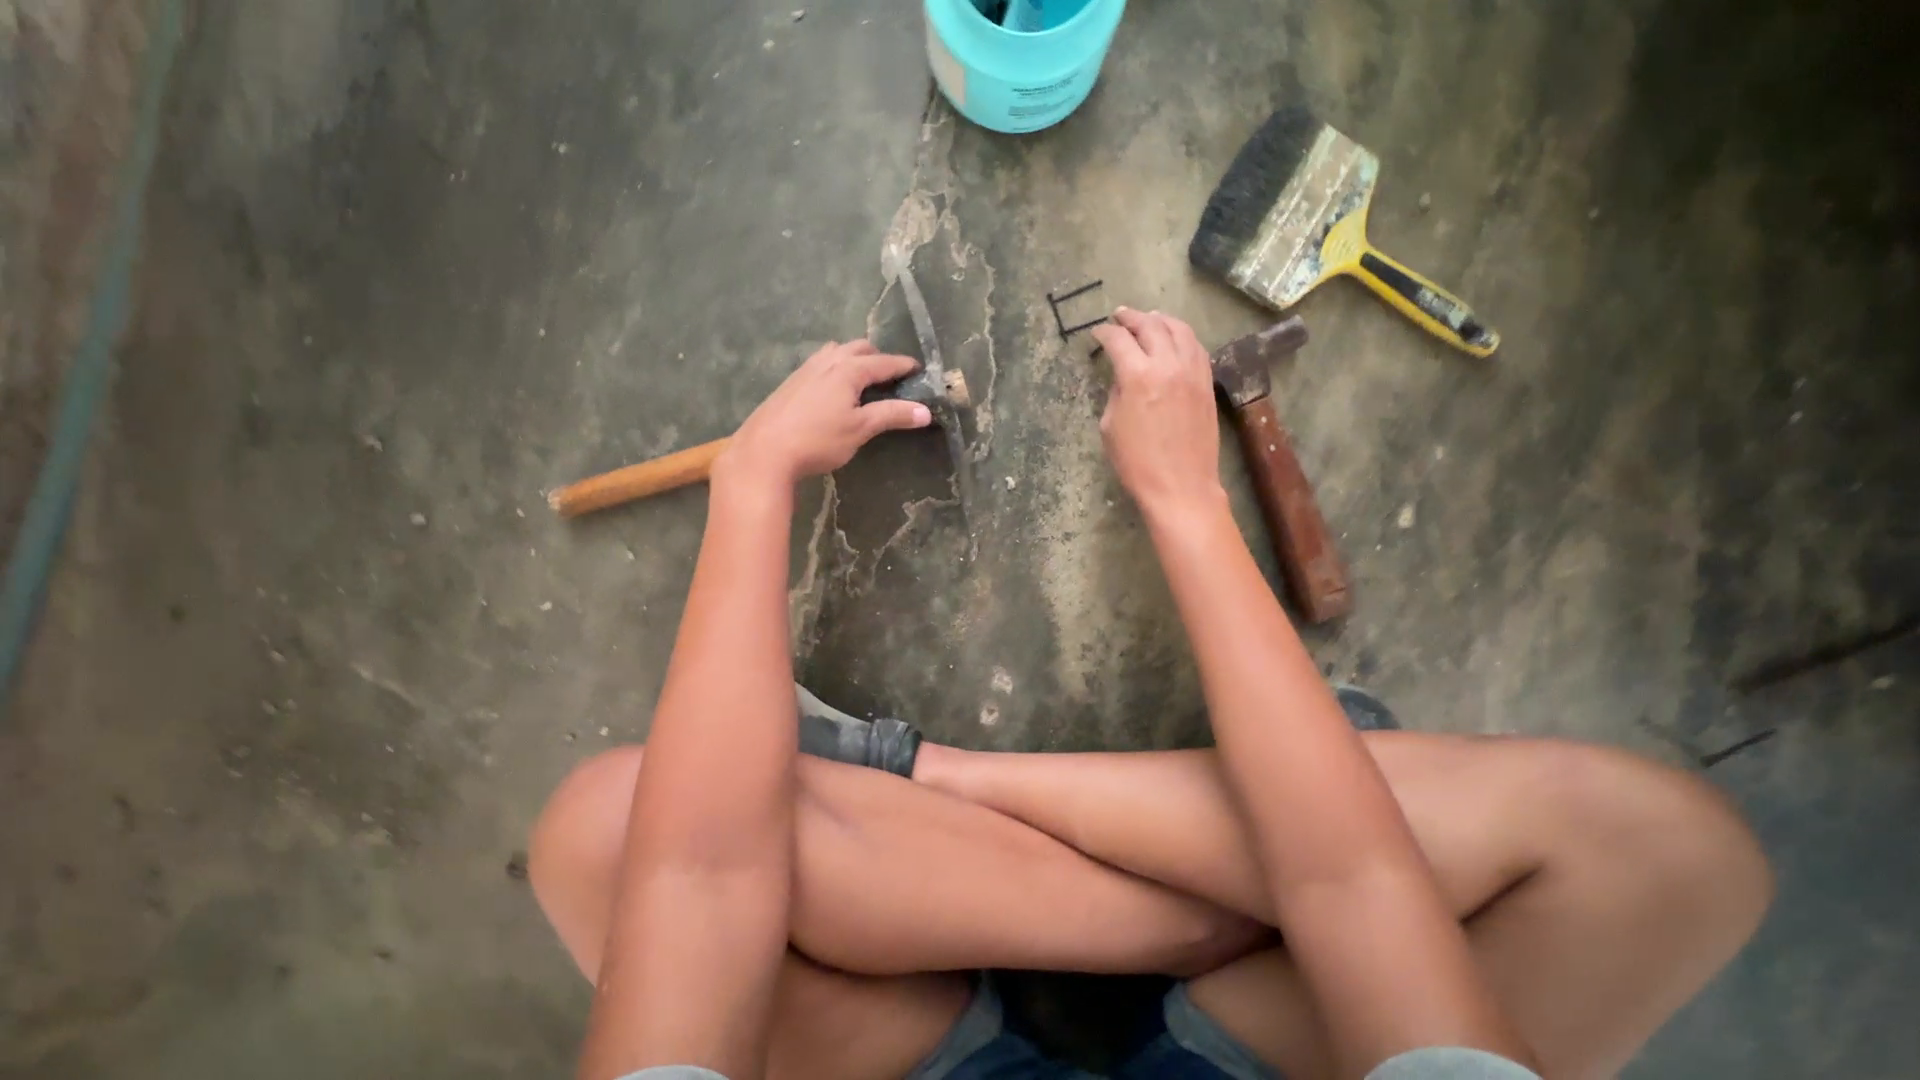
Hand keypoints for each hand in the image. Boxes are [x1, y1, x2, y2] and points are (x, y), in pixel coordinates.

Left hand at [717, 340, 931, 489]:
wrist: (764, 451)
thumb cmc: (818, 439)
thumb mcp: (860, 429)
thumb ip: (892, 415)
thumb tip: (925, 411)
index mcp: (848, 369)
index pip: (884, 362)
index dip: (903, 366)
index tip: (919, 370)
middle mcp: (827, 361)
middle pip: (858, 349)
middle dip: (878, 358)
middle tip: (891, 377)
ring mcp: (805, 370)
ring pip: (836, 353)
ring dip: (853, 359)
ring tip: (862, 380)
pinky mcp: (790, 383)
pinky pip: (820, 364)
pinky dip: (835, 368)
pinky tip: (832, 391)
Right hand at [1092, 308, 1224, 515]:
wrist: (1181, 485)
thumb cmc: (1137, 463)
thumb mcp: (1110, 426)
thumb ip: (1116, 392)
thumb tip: (1124, 376)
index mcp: (1137, 376)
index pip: (1118, 340)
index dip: (1104, 333)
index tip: (1097, 333)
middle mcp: (1167, 365)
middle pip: (1150, 326)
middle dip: (1131, 317)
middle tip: (1120, 315)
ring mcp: (1192, 372)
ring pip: (1179, 330)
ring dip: (1160, 320)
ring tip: (1149, 318)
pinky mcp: (1206, 383)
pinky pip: (1196, 347)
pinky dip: (1182, 336)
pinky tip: (1175, 338)